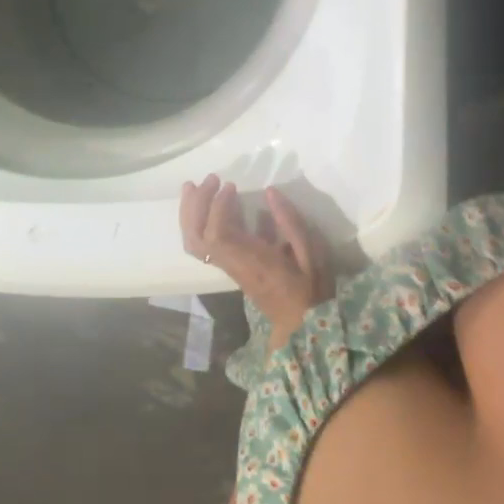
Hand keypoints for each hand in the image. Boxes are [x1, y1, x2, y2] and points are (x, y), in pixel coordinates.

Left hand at [180, 176, 330, 347]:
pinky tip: (211, 205)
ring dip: (191, 213)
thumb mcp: (312, 254)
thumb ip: (291, 223)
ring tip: (196, 187)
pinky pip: (203, 245)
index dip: (216, 207)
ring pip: (195, 243)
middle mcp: (232, 264)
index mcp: (251, 261)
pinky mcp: (230, 267)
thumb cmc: (311, 290)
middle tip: (210, 179)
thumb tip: (270, 192)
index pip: (217, 235)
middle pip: (196, 237)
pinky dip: (199, 222)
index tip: (231, 186)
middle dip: (196, 205)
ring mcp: (228, 267)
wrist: (302, 324)